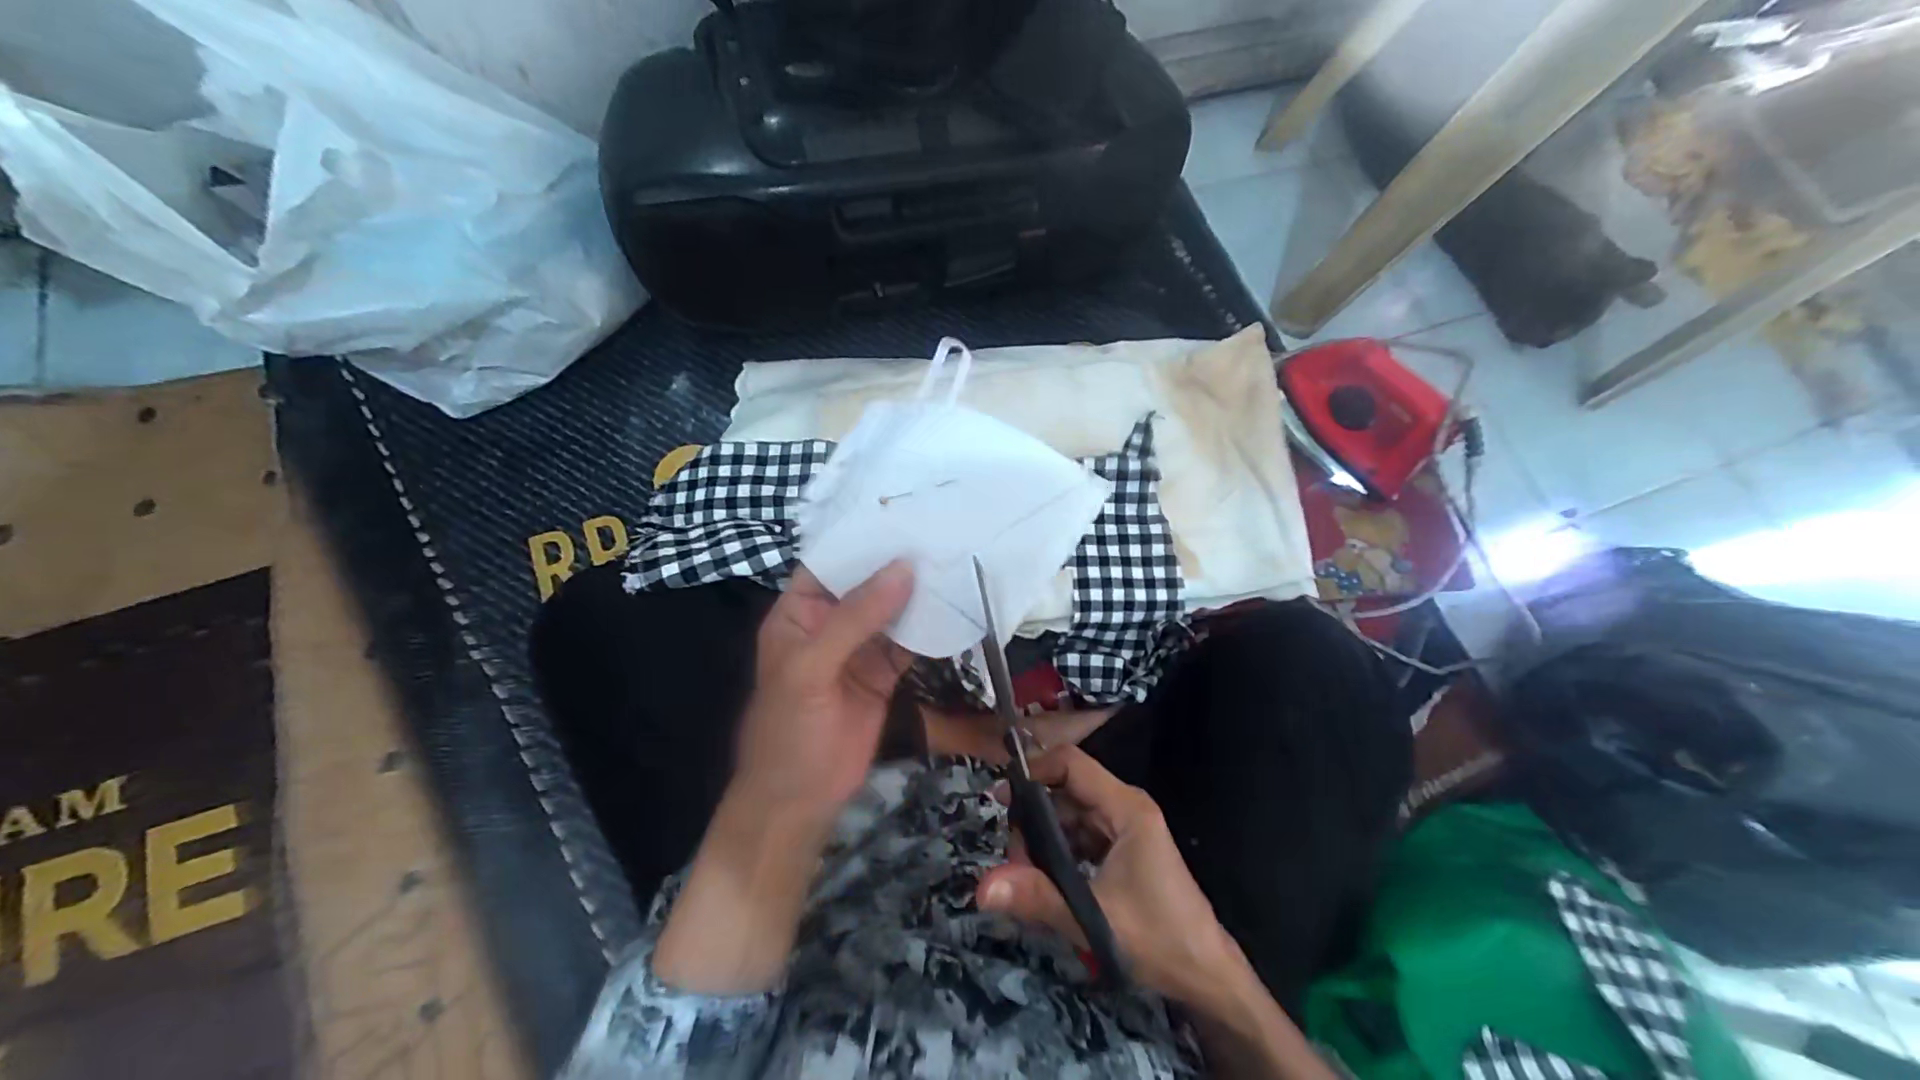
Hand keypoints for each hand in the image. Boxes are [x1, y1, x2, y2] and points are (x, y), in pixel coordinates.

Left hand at [654, 561, 914, 995]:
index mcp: (798, 613)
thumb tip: (903, 568)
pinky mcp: (884, 674)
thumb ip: (855, 618)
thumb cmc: (788, 730)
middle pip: (867, 583)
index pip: (829, 563)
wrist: (800, 800)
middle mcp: (829, 623)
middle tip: (942, 530)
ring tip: (956, 559)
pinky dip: (931, 628)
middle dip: (899, 562)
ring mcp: (859, 649)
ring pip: (893, 611)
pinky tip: (956, 607)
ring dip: (920, 593)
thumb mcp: (811, 669)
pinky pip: (909, 643)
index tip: (902, 512)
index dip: (861, 538)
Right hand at [974, 746, 1243, 1007]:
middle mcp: (1126, 807)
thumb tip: (982, 887)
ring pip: (1071, 813)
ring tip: (1026, 874)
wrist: (1207, 974)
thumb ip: (1037, 898)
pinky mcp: (1123, 848)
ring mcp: (1126, 827)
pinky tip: (1046, 881)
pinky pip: (1081, 834)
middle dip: (1033, 817)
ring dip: (1044, 838)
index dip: (1034, 772)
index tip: (1000, 800)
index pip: (1071, 764)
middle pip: (1066, 790)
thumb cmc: (1159, 939)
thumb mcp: (1094, 919)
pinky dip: (1059, 851)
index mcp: (1126, 808)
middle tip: (1013, 859)